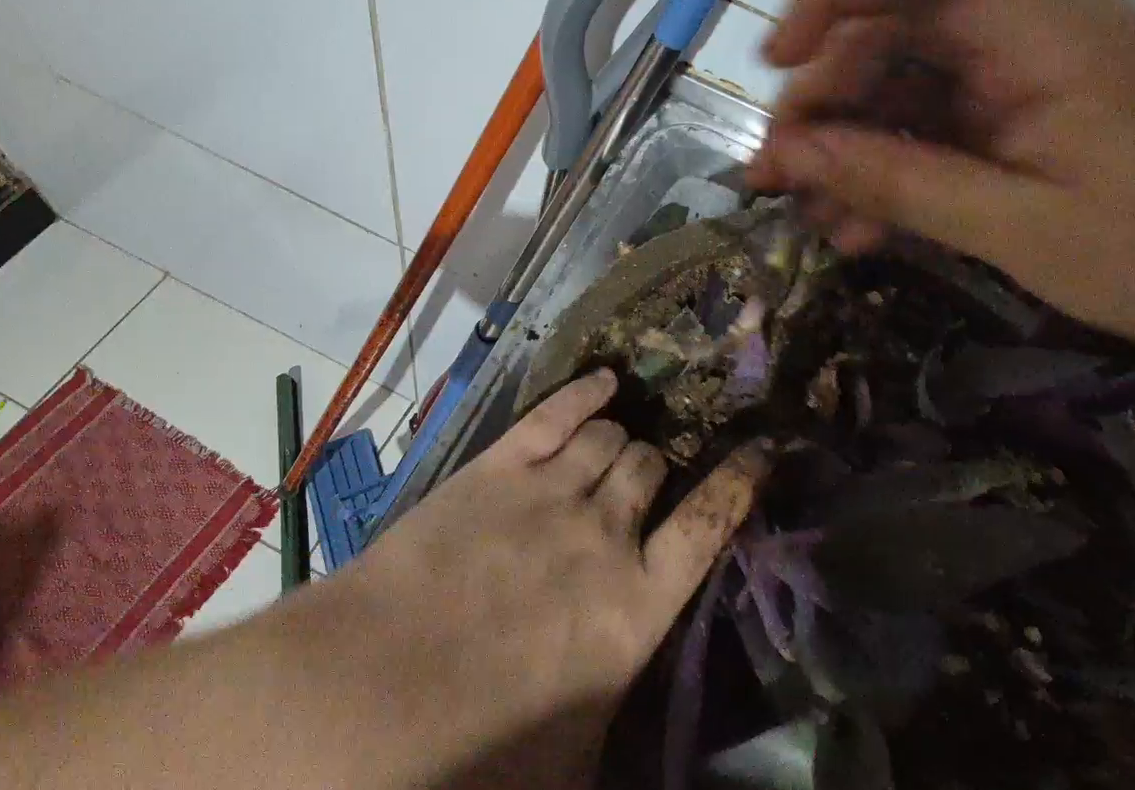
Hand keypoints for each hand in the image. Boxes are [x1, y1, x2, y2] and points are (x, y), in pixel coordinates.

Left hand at [328, 369, 766, 789]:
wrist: (373, 688)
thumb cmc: (477, 745)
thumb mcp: (574, 760)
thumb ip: (618, 721)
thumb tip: (648, 755)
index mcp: (636, 604)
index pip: (710, 522)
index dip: (740, 481)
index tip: (760, 450)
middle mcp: (605, 533)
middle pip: (649, 467)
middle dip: (653, 468)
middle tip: (644, 477)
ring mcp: (549, 491)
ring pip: (607, 438)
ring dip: (617, 438)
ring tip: (612, 445)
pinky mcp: (496, 467)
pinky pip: (555, 414)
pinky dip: (584, 393)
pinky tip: (601, 383)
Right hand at [748, 0, 1134, 368]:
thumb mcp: (1022, 230)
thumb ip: (900, 184)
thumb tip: (790, 154)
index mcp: (1054, 34)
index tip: (778, 60)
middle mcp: (1037, 38)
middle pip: (903, 29)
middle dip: (826, 95)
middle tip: (774, 170)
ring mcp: (1033, 82)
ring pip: (909, 86)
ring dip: (850, 145)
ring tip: (805, 213)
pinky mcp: (1030, 124)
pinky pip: (938, 131)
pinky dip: (891, 172)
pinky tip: (855, 228)